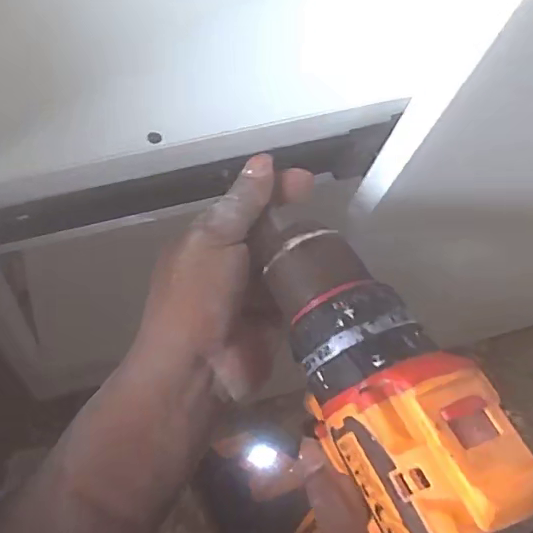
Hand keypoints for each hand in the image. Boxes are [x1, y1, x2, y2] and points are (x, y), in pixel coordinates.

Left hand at [129, 154, 314, 400]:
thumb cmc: (197, 299)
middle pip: (268, 235)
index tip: (305, 181)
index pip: (245, 205)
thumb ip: (242, 204)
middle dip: (294, 221)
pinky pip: (295, 298)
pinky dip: (310, 289)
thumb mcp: (214, 241)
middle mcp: (229, 265)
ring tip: (335, 244)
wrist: (197, 371)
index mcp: (207, 241)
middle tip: (326, 213)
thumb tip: (263, 161)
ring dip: (305, 255)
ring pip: (285, 266)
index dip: (273, 190)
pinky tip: (332, 276)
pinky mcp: (272, 324)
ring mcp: (251, 296)